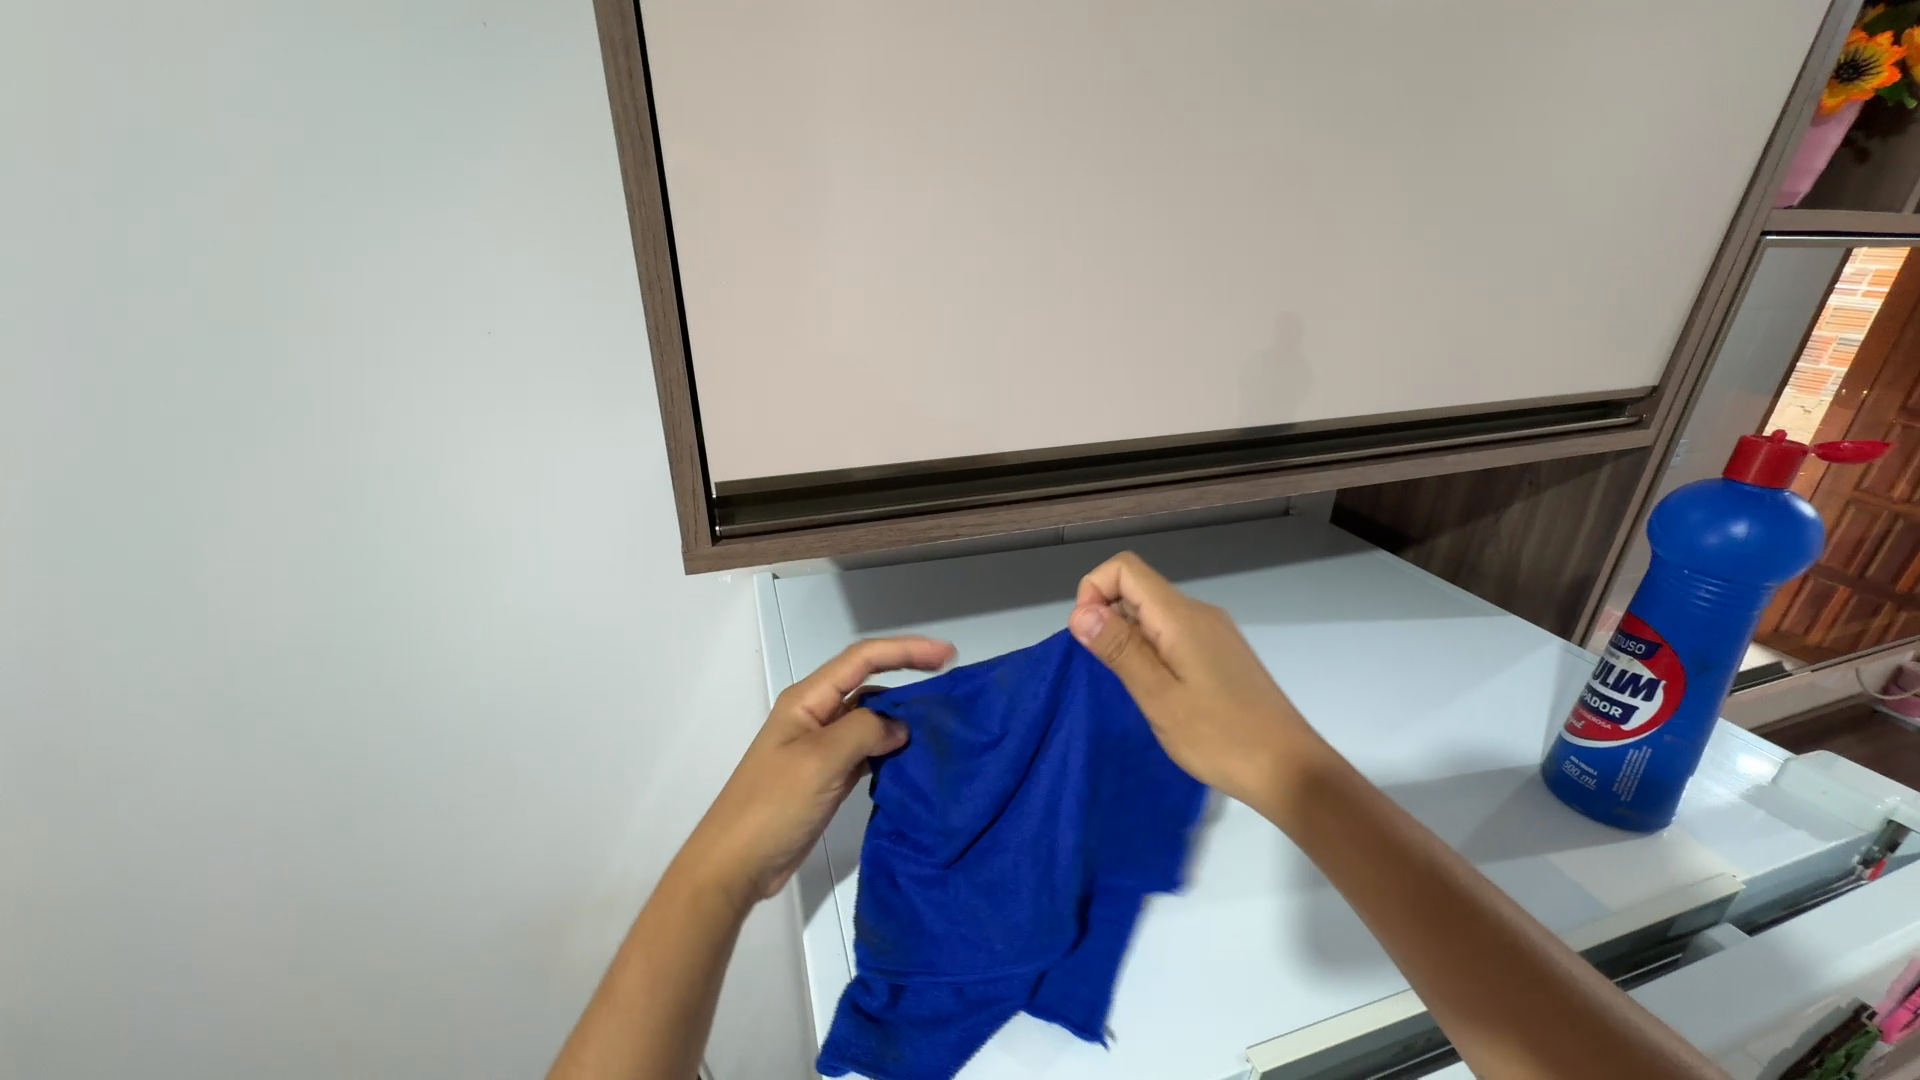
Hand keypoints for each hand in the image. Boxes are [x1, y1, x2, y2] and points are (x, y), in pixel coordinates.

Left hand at [682, 636, 955, 903]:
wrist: (736, 864)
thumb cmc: (772, 805)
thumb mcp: (820, 760)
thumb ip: (864, 732)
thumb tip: (901, 727)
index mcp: (808, 699)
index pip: (863, 659)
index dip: (906, 650)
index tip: (947, 655)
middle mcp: (817, 715)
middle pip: (870, 683)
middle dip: (909, 678)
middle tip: (952, 688)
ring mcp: (824, 747)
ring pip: (872, 718)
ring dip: (903, 716)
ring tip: (942, 722)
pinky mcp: (831, 776)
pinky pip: (869, 750)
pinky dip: (893, 748)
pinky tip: (916, 756)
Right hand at [1068, 551, 1318, 804]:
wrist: (1290, 769)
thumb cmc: (1220, 737)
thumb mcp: (1158, 696)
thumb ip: (1119, 648)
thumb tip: (1080, 611)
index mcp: (1181, 616)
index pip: (1124, 569)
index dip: (1094, 591)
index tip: (1088, 638)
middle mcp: (1199, 613)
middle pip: (1138, 588)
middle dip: (1109, 619)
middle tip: (1112, 674)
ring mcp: (1214, 632)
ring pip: (1154, 613)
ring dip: (1130, 639)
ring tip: (1138, 689)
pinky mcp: (1221, 653)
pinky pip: (1173, 633)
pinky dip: (1152, 651)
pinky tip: (1162, 693)